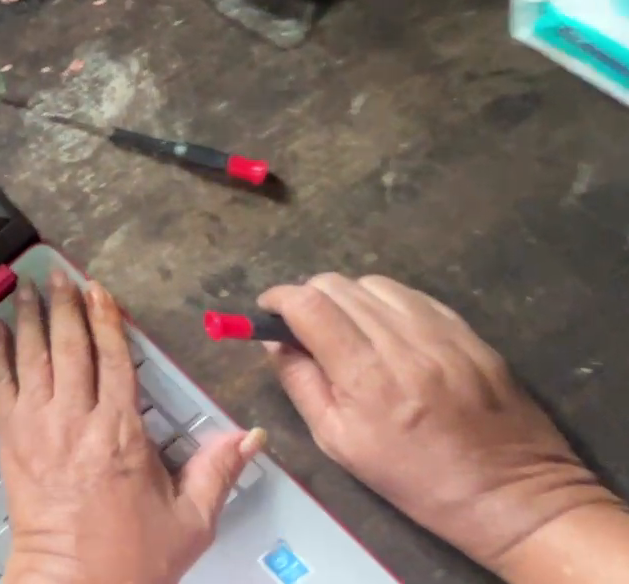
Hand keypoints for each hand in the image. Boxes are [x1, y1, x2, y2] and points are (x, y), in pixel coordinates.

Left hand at [0, 272, 264, 583]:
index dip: (107, 321)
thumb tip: (252, 436)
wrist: (74, 579)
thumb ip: (218, 471)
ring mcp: (38, 421)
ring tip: (26, 286)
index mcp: (122, 431)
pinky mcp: (10, 432)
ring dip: (29, 317)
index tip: (101, 292)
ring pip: (33, 354)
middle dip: (66, 306)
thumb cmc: (134, 554)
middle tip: (60, 275)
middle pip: (70, 346)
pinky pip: (0, 381)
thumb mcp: (191, 519)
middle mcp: (76, 416)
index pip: (114, 360)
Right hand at [260, 274, 619, 572]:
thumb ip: (297, 381)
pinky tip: (387, 330)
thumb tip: (273, 341)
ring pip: (372, 284)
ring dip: (348, 298)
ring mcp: (445, 338)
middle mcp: (404, 345)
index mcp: (366, 374)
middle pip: (334, 285)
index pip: (305, 303)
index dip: (276, 299)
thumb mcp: (336, 439)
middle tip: (307, 327)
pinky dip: (386, 303)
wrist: (518, 502)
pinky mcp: (473, 339)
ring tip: (350, 327)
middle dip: (307, 298)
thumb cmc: (415, 477)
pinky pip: (414, 297)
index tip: (269, 313)